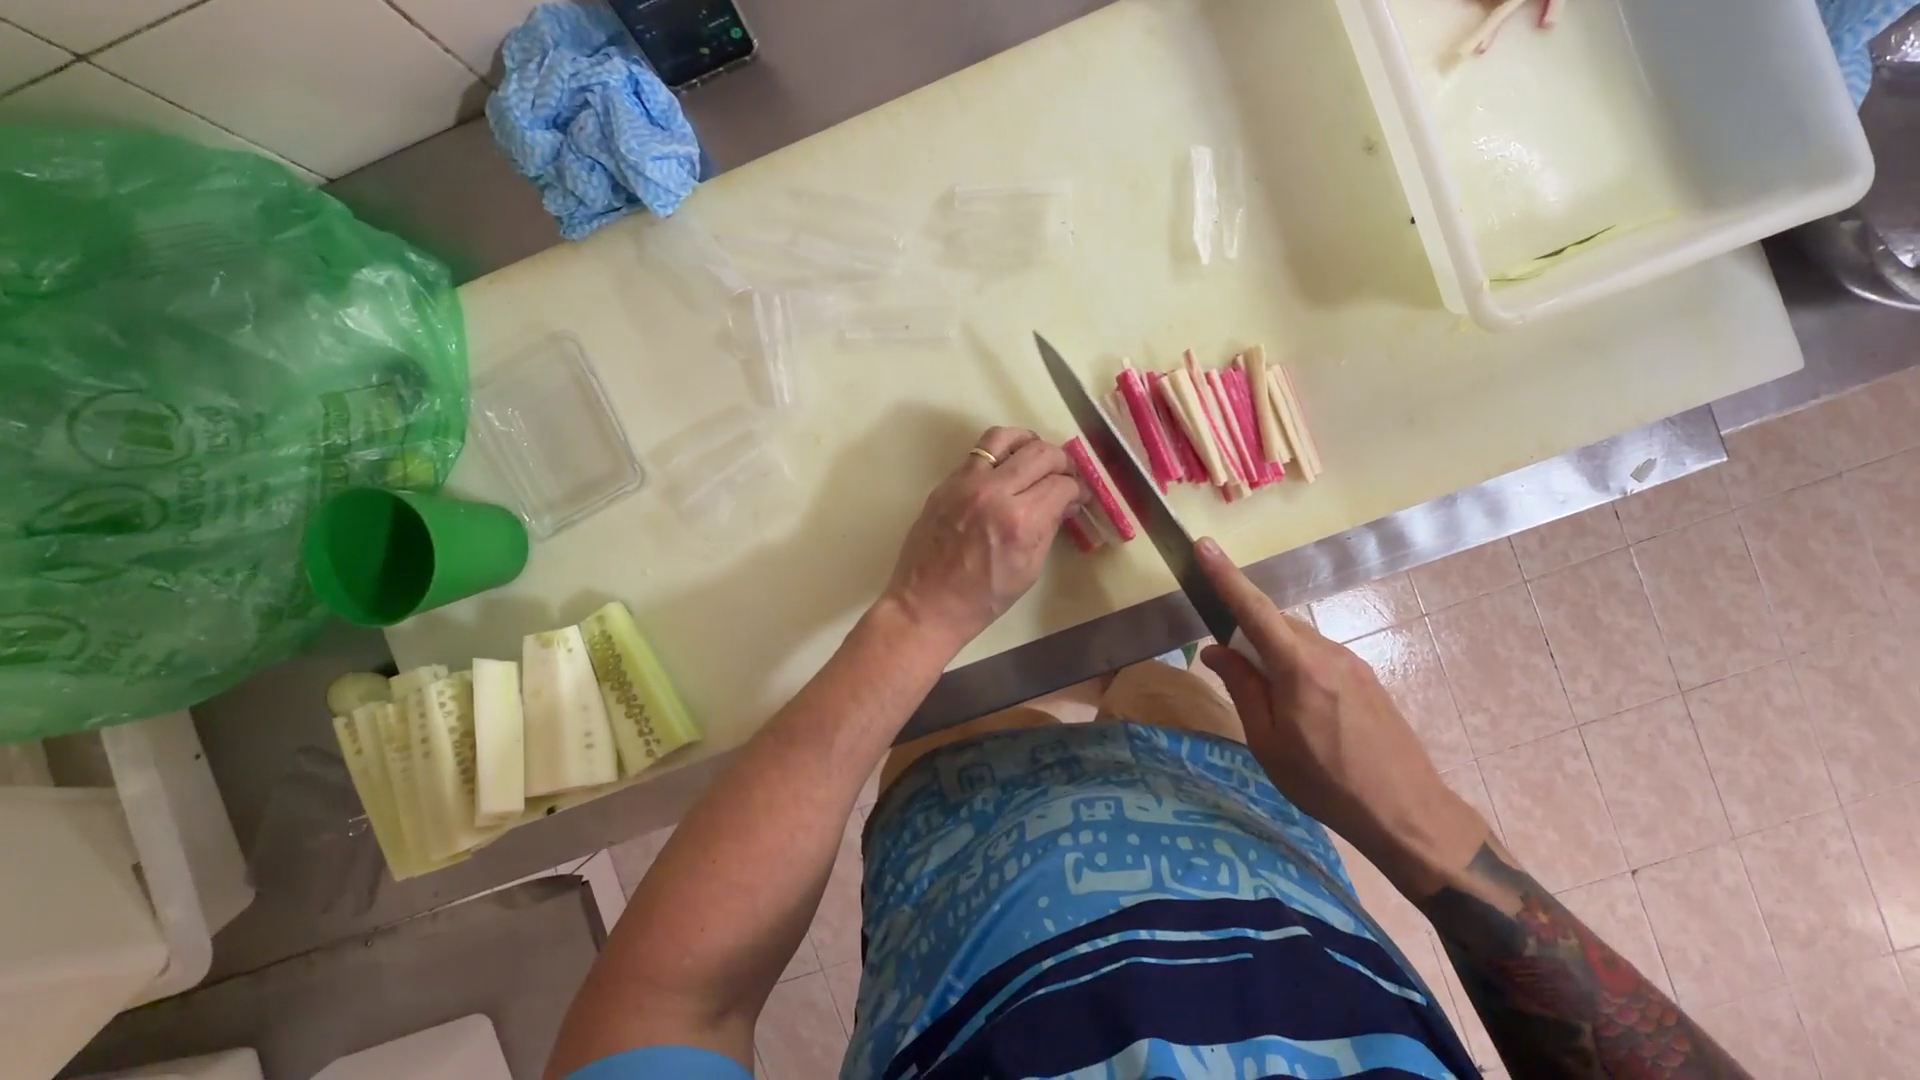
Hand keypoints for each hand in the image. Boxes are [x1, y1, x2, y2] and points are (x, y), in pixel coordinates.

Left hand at [880, 427, 1085, 653]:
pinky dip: (1000, 454)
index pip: (1061, 484)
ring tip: (1034, 460)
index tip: (1079, 495)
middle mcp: (994, 492)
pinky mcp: (946, 483)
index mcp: (1020, 521)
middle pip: (1040, 453)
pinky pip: (979, 452)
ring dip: (1028, 444)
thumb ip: (1049, 528)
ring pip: (1005, 437)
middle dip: (1061, 461)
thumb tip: (1065, 501)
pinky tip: (1006, 470)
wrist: (926, 604)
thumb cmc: (983, 598)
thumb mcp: (1029, 570)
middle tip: (1063, 476)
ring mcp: (965, 483)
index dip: (1077, 488)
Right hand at [1193, 539, 1492, 898]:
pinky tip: (1294, 705)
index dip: (1226, 577)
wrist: (1407, 812)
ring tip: (1265, 701)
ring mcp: (1351, 663)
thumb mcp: (1268, 743)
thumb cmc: (1325, 784)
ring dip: (1270, 653)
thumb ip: (1242, 688)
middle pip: (1273, 624)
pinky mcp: (1364, 676)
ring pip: (1295, 640)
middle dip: (1244, 632)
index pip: (1253, 610)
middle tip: (1224, 667)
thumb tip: (1215, 650)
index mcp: (1298, 669)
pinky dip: (1292, 664)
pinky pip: (1316, 656)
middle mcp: (1328, 653)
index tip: (1204, 546)